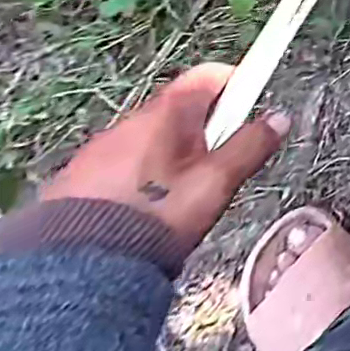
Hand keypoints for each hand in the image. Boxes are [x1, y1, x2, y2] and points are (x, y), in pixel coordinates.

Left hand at [40, 63, 289, 249]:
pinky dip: (137, 178)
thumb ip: (250, 147)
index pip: (208, 75)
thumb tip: (279, 118)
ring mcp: (95, 152)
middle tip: (218, 166)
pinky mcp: (70, 183)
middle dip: (205, 129)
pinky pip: (118, 166)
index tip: (251, 105)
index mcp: (166, 114)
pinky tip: (141, 213)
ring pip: (148, 140)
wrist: (70, 275)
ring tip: (179, 197)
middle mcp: (128, 122)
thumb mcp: (216, 184)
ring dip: (169, 156)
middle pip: (179, 110)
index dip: (236, 82)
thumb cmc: (156, 218)